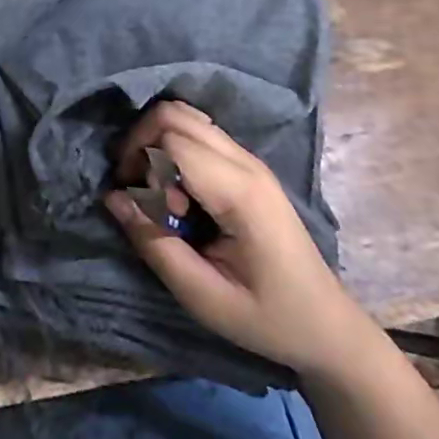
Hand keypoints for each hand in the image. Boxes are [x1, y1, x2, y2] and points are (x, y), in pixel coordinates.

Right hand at [105, 101, 344, 375]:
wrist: (325, 324)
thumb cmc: (266, 317)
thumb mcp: (203, 297)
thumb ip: (154, 243)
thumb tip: (112, 196)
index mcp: (240, 193)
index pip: (173, 140)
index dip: (141, 161)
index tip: (135, 201)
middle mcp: (246, 162)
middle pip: (175, 114)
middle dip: (140, 141)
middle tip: (133, 187)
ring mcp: (249, 158)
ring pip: (186, 115)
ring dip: (156, 140)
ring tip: (152, 185)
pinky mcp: (247, 164)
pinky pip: (198, 131)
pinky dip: (172, 145)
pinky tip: (174, 185)